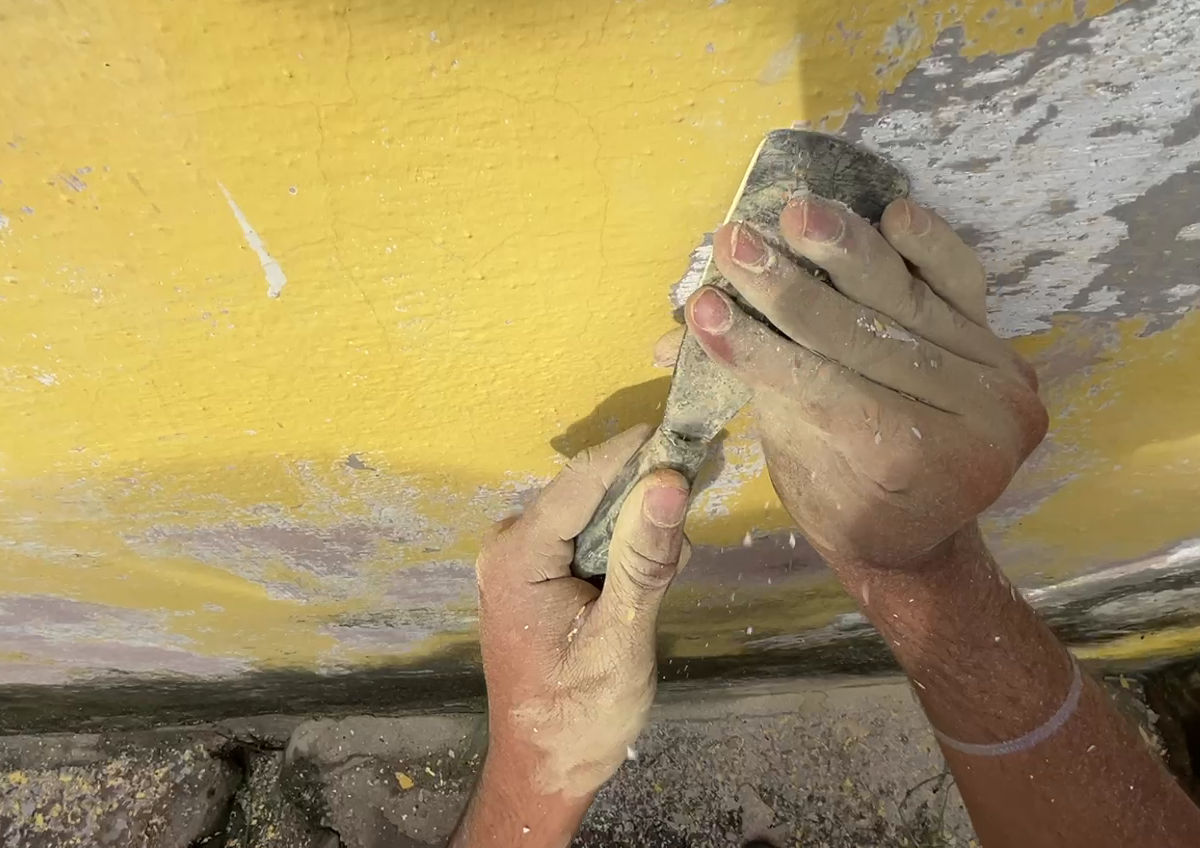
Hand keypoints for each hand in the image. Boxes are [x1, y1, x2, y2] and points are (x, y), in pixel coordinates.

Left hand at [473, 425, 690, 798]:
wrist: (543, 770)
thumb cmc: (577, 716)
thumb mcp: (619, 639)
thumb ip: (643, 558)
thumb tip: (667, 480)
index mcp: (517, 554)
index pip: (582, 479)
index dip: (633, 450)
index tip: (683, 429)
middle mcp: (511, 542)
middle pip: (590, 493)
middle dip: (643, 502)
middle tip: (688, 524)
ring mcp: (521, 555)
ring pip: (594, 515)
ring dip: (637, 533)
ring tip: (666, 574)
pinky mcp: (537, 569)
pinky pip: (587, 537)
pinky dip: (622, 550)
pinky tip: (641, 587)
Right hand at [683, 195, 1045, 574]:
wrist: (920, 526)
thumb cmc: (845, 507)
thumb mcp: (795, 460)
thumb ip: (759, 384)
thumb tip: (682, 332)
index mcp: (915, 464)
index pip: (823, 388)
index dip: (758, 346)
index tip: (703, 307)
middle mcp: (974, 418)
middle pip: (865, 334)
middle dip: (789, 288)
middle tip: (733, 244)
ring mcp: (994, 374)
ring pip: (907, 297)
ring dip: (842, 249)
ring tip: (793, 213)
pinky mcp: (996, 338)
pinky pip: (964, 278)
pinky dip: (929, 243)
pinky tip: (894, 212)